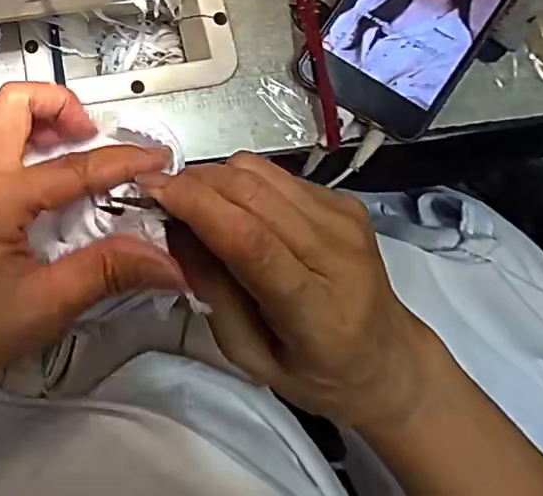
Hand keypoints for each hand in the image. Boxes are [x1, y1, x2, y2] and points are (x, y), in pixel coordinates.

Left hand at [0, 83, 185, 410]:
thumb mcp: (43, 306)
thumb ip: (105, 272)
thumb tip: (160, 259)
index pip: (71, 166)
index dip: (120, 160)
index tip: (152, 159)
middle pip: (14, 100)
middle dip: (60, 104)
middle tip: (92, 134)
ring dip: (32, 112)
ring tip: (65, 141)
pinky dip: (12, 128)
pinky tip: (35, 163)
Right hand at [141, 152, 438, 428]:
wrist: (390, 362)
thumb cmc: (315, 372)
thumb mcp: (249, 357)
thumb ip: (209, 291)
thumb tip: (173, 228)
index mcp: (318, 311)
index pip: (250, 241)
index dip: (195, 205)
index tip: (152, 189)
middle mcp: (338, 254)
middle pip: (250, 191)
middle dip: (193, 182)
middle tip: (162, 194)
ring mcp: (344, 220)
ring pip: (257, 169)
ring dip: (212, 176)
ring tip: (197, 202)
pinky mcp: (343, 200)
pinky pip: (272, 171)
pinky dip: (239, 180)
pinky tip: (237, 207)